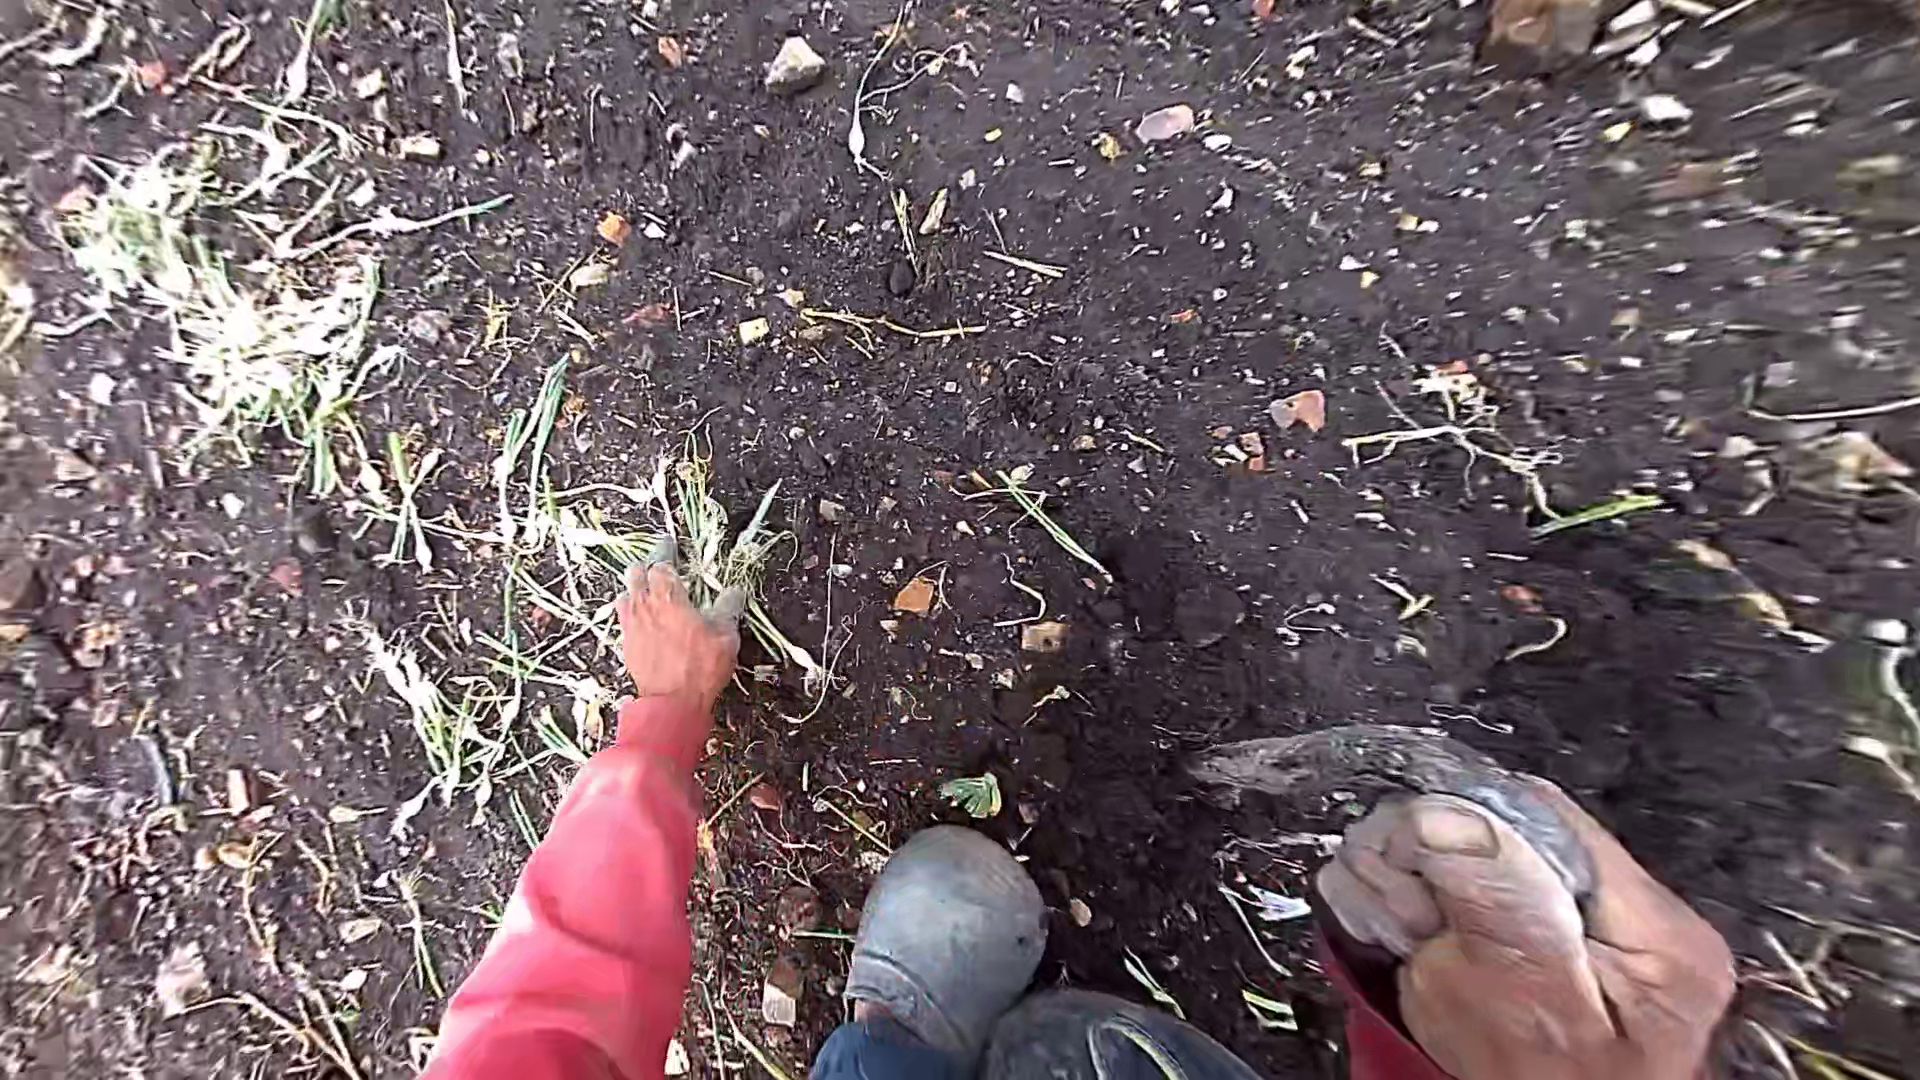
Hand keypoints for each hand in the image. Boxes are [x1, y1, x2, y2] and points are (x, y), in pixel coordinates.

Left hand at [614, 562, 741, 715]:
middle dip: (646, 565)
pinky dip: (630, 610)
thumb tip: (734, 591)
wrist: (672, 703)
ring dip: (635, 587)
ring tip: (645, 586)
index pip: (662, 565)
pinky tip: (640, 615)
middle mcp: (645, 607)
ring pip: (625, 595)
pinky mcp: (626, 645)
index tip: (671, 545)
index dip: (667, 553)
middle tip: (657, 562)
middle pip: (636, 575)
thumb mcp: (726, 634)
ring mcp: (632, 626)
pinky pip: (623, 618)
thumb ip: (728, 607)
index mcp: (669, 598)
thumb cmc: (701, 667)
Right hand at [1317, 783, 1733, 1079]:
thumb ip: (1501, 905)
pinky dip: (1373, 889)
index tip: (1429, 873)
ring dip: (1387, 877)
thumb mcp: (1531, 1000)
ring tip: (1408, 932)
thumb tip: (1445, 813)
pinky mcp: (1460, 892)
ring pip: (1411, 827)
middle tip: (1421, 920)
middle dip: (1414, 858)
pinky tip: (1395, 929)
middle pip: (1464, 811)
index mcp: (1637, 914)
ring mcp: (1510, 888)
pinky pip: (1388, 854)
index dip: (1463, 824)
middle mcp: (1577, 889)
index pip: (1533, 808)